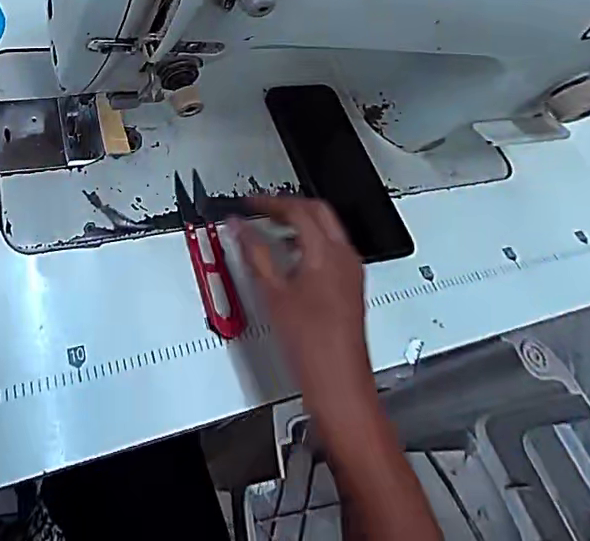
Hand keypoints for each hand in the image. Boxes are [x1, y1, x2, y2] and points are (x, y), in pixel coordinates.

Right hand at [233, 197, 373, 413]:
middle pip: (318, 212)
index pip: (298, 210)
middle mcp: (345, 260)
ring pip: (327, 229)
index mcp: (326, 254)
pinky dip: (309, 241)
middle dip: (288, 205)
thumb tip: (238, 227)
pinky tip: (290, 256)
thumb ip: (253, 252)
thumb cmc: (312, 348)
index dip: (269, 202)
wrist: (339, 387)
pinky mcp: (351, 288)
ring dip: (300, 222)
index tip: (249, 204)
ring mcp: (351, 274)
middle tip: (261, 208)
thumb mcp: (271, 293)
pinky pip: (332, 249)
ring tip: (270, 227)